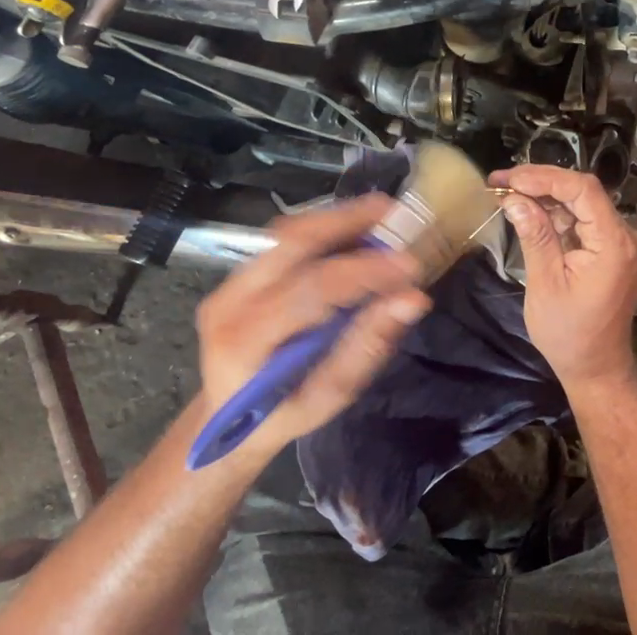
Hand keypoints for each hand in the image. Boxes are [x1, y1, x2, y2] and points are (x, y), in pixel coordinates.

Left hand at [193, 195, 428, 458]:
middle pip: (290, 243)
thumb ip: (367, 346)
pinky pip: (284, 241)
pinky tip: (355, 231)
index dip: (363, 271)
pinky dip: (324, 230)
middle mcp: (228, 302)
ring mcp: (229, 285)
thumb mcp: (329, 395)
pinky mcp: (239, 276)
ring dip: (336, 219)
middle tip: (394, 213)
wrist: (225, 422)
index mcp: (245, 340)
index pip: (309, 289)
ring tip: (381, 215)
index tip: (409, 264)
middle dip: (347, 221)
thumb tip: (411, 300)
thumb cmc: (280, 415)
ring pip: (286, 234)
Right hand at [492, 165, 636, 388]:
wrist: (596, 367)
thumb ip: (535, 237)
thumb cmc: (570, 334)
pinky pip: (583, 221)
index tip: (510, 179)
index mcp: (613, 243)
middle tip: (501, 182)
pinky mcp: (608, 250)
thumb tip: (515, 199)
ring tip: (507, 194)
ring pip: (581, 204)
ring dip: (546, 197)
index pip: (583, 190)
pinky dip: (556, 215)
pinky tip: (529, 212)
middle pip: (583, 192)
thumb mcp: (545, 285)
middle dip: (541, 183)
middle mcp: (622, 235)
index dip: (545, 178)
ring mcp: (618, 242)